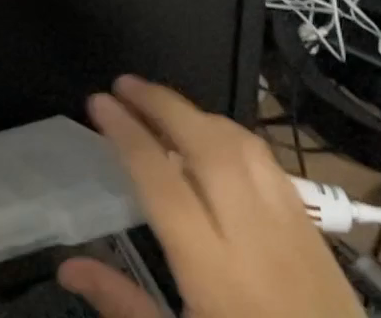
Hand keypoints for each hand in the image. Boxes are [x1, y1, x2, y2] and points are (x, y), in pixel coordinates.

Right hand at [59, 77, 363, 317]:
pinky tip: (213, 139)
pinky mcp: (314, 231)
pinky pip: (270, 164)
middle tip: (124, 84)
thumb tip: (66, 267)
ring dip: (198, 115)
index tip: (98, 102)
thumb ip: (122, 303)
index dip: (127, 134)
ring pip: (244, 147)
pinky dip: (233, 136)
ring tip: (161, 105)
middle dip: (163, 105)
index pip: (163, 182)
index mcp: (213, 270)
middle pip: (207, 148)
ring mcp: (291, 228)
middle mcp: (252, 236)